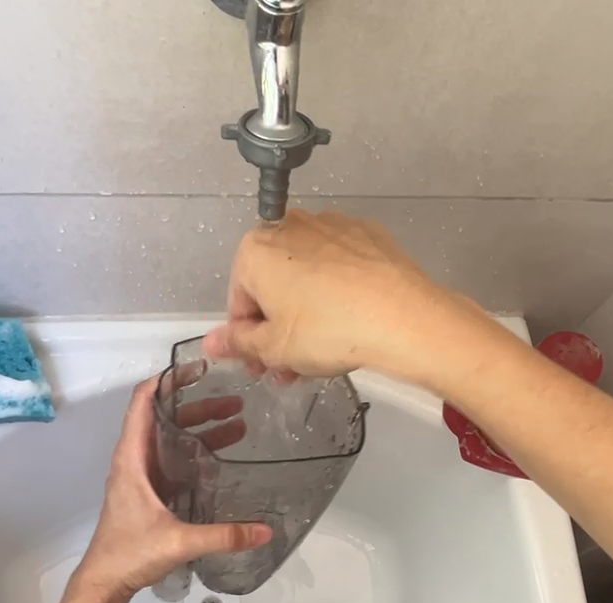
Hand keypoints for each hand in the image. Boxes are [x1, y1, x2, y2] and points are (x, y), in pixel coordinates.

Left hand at [72, 379, 271, 599]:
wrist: (105, 581)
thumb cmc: (129, 554)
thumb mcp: (179, 542)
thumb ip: (223, 536)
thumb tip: (264, 531)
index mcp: (132, 459)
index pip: (144, 402)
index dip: (168, 381)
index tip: (198, 370)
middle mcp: (135, 460)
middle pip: (165, 418)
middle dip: (198, 405)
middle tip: (234, 402)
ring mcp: (142, 476)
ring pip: (171, 440)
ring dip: (200, 429)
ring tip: (238, 425)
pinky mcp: (149, 492)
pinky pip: (173, 461)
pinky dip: (196, 452)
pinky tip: (221, 458)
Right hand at [200, 210, 514, 386]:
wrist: (402, 317)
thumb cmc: (328, 331)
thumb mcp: (274, 348)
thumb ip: (238, 343)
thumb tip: (211, 342)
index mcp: (255, 250)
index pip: (238, 303)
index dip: (250, 341)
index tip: (265, 366)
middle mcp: (289, 225)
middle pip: (272, 287)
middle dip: (278, 330)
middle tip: (292, 368)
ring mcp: (331, 225)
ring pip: (305, 278)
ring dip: (305, 316)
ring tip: (321, 355)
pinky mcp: (366, 234)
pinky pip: (338, 267)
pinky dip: (336, 293)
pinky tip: (350, 323)